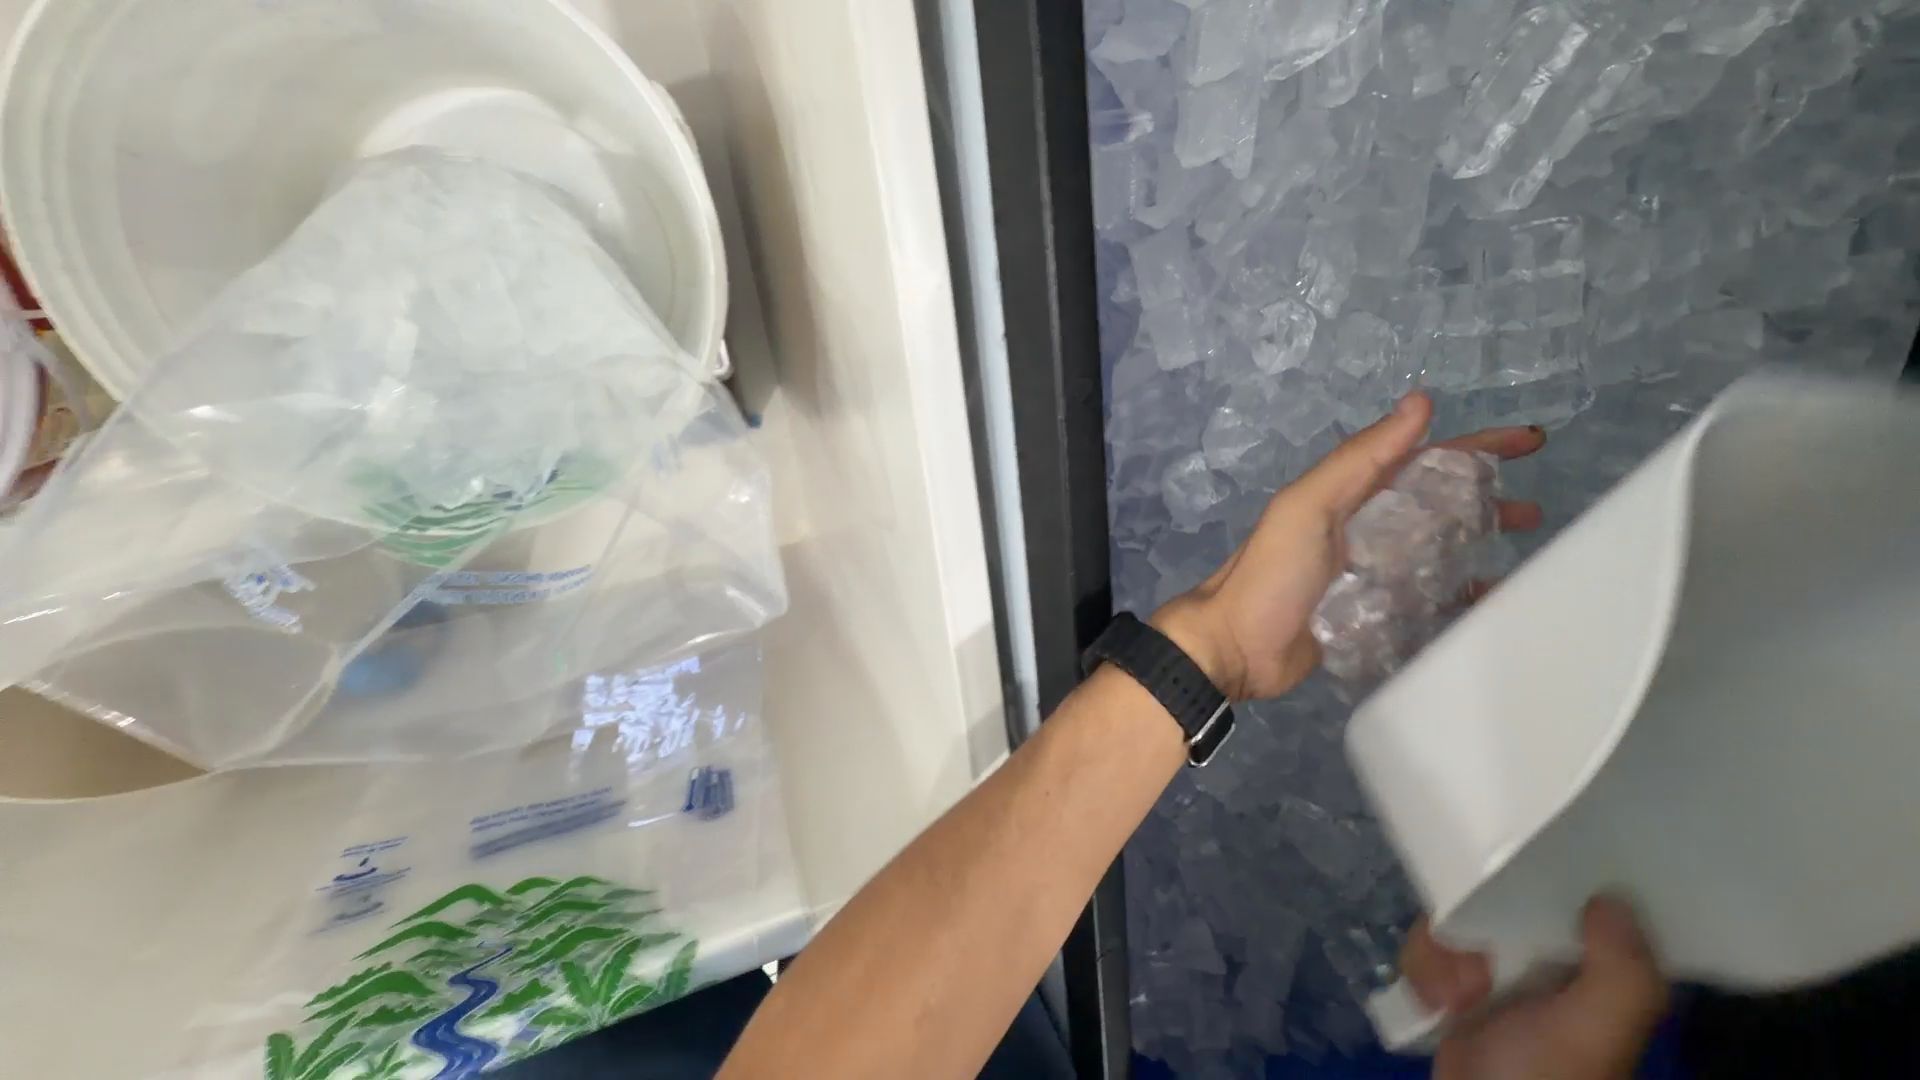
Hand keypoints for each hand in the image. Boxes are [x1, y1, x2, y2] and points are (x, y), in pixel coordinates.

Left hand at [1151, 392, 1545, 701]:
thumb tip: (1419, 401)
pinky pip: (1427, 599)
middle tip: (1534, 508)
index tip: (1529, 442)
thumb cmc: (1272, 574)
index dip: (1472, 446)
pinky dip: (1459, 594)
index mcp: (1348, 496)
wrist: (1236, 648)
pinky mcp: (1374, 617)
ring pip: (1435, 548)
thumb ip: (1359, 458)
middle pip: (1433, 503)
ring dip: (1476, 542)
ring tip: (1523, 550)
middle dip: (1482, 497)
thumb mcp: (1309, 506)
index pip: (1419, 459)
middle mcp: (1362, 529)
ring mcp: (1369, 574)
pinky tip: (1492, 598)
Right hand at [1403, 898, 1670, 1079]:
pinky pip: (1427, 950)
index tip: (1503, 890)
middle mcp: (1545, 967)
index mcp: (1591, 971)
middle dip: (1464, 934)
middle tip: (1470, 975)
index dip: (1532, 884)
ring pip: (1452, 924)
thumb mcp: (1593, 1033)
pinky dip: (1420, 972)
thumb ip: (1620, 976)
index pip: (1566, 900)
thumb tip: (1610, 897)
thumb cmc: (1540, 1075)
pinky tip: (1432, 1003)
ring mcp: (1496, 979)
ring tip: (1447, 998)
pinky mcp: (1455, 989)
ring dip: (1436, 957)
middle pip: (1491, 903)